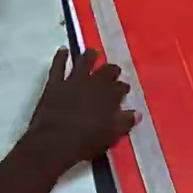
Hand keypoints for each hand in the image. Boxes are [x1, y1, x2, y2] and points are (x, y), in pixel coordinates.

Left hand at [15, 48, 135, 173]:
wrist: (55, 142)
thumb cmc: (86, 142)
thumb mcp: (110, 135)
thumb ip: (124, 122)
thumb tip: (137, 113)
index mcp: (108, 96)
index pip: (120, 87)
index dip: (122, 87)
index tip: (124, 89)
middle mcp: (92, 84)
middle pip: (105, 72)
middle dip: (111, 70)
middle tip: (114, 69)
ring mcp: (72, 81)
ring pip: (83, 62)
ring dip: (89, 56)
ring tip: (93, 52)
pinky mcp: (55, 84)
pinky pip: (58, 66)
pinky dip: (60, 56)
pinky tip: (63, 49)